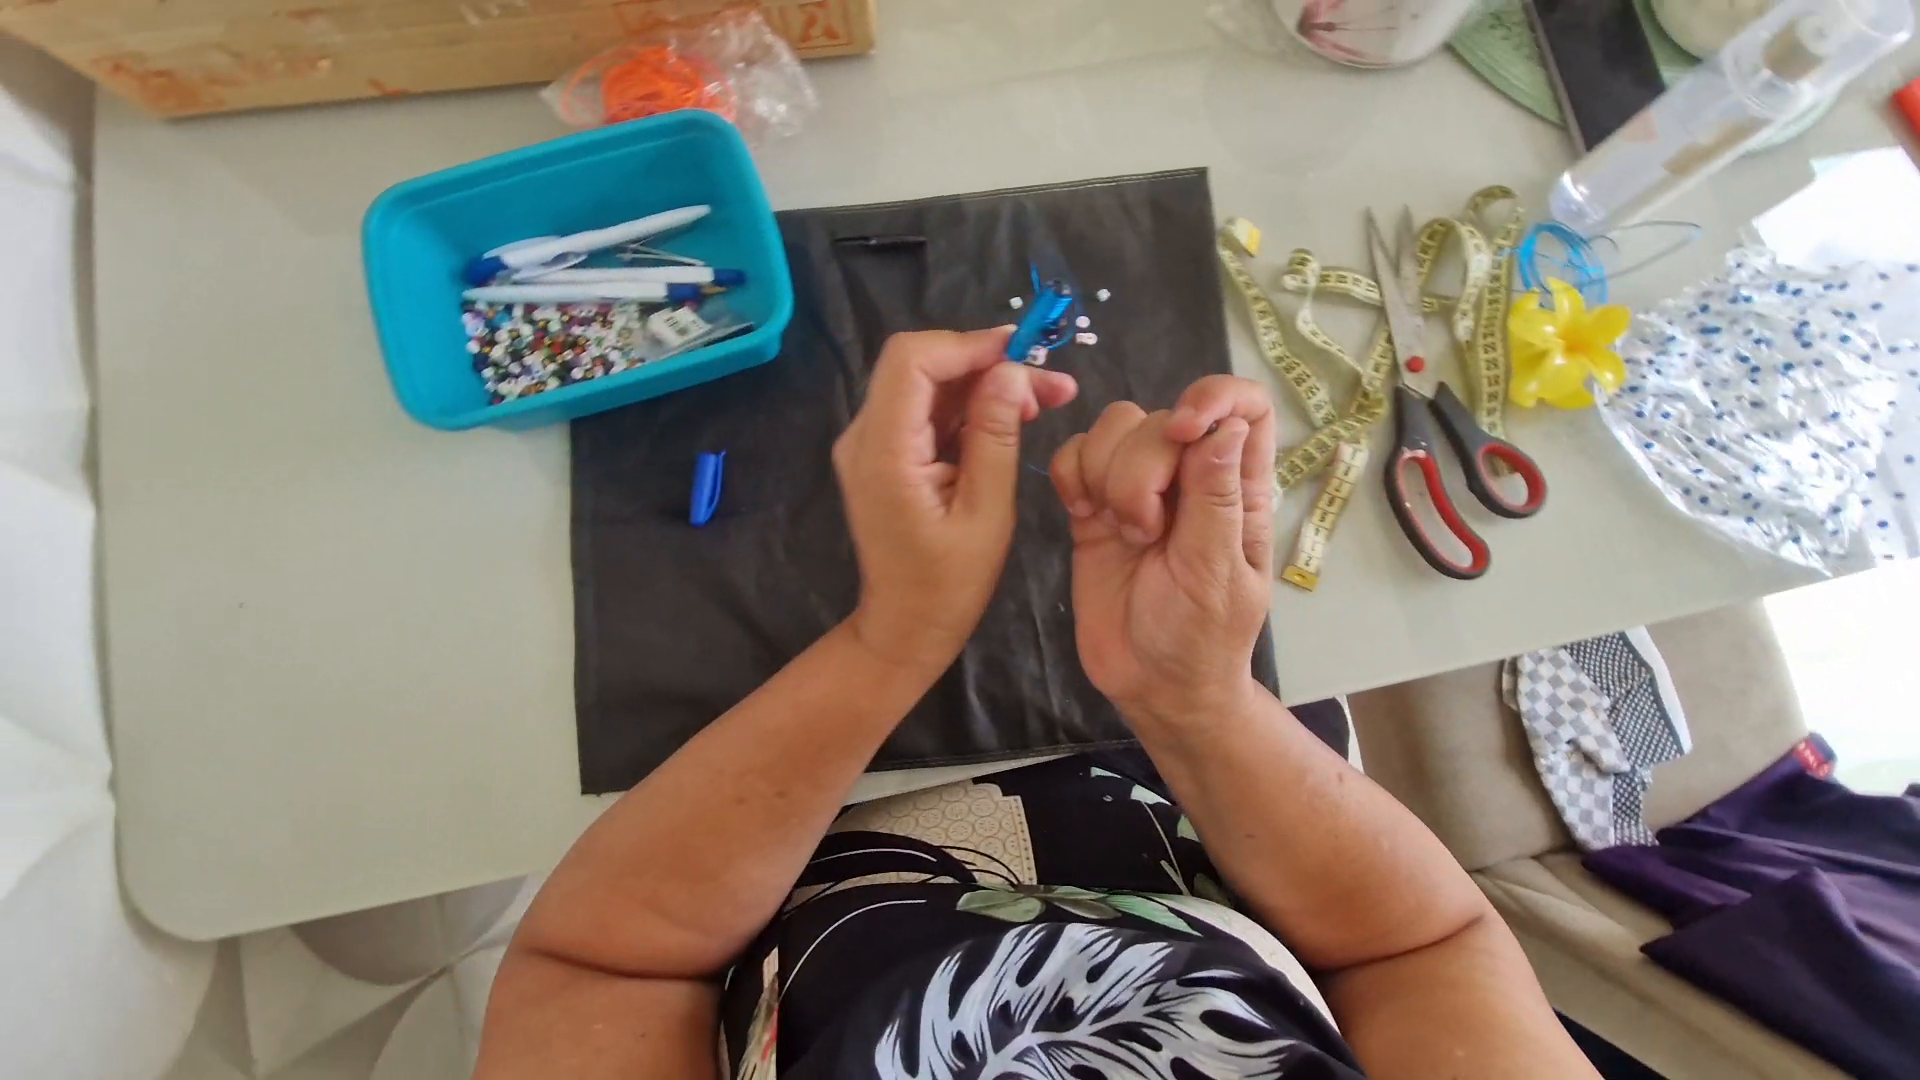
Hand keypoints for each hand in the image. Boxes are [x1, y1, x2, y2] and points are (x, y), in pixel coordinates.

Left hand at [836, 327, 1077, 674]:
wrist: (906, 626)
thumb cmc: (949, 584)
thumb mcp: (986, 512)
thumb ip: (995, 436)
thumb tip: (1012, 371)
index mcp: (883, 452)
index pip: (912, 360)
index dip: (969, 345)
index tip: (1026, 355)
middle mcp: (865, 437)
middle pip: (919, 365)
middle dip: (985, 362)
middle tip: (1048, 383)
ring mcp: (870, 444)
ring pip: (927, 384)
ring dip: (983, 383)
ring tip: (1043, 400)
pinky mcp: (884, 454)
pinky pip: (925, 411)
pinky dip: (968, 406)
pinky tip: (1012, 417)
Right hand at [1049, 375, 1277, 725]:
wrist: (1150, 683)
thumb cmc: (1200, 636)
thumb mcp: (1217, 574)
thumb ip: (1216, 499)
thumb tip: (1224, 427)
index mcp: (1236, 487)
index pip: (1243, 407)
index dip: (1213, 397)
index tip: (1182, 431)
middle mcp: (1187, 477)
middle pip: (1158, 418)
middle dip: (1140, 469)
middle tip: (1142, 531)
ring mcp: (1135, 488)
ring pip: (1112, 429)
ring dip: (1104, 475)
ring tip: (1117, 531)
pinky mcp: (1092, 506)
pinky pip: (1073, 456)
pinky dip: (1070, 475)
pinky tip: (1082, 514)